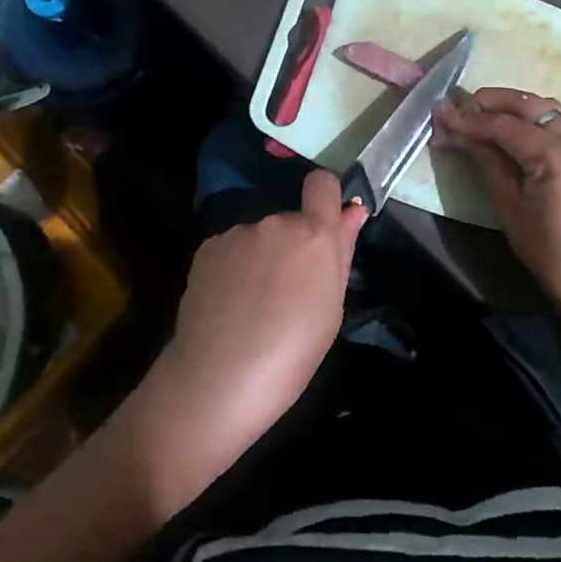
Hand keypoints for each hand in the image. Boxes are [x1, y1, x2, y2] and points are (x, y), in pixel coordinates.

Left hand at [147, 169, 365, 445]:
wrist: (219, 376)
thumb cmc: (292, 353)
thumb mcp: (331, 308)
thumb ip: (341, 252)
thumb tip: (353, 211)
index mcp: (311, 235)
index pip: (322, 185)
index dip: (326, 197)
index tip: (326, 222)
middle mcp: (271, 223)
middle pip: (289, 222)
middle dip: (292, 245)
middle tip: (288, 292)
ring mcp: (235, 234)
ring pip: (258, 237)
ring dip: (261, 257)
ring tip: (254, 304)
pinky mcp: (206, 247)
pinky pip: (231, 249)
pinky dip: (234, 267)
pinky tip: (230, 302)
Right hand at [434, 89, 560, 311]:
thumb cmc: (545, 248)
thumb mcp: (507, 203)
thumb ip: (485, 159)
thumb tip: (458, 132)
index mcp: (557, 156)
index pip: (503, 124)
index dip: (468, 118)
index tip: (440, 113)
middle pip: (530, 105)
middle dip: (491, 101)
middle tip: (458, 107)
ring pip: (550, 109)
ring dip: (514, 107)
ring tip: (482, 115)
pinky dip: (536, 120)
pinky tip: (514, 130)